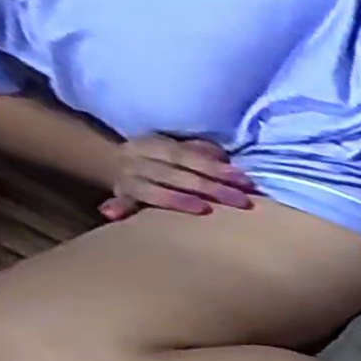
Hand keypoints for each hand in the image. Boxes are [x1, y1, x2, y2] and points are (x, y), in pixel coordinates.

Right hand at [100, 135, 254, 220]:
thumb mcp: (187, 151)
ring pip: (148, 189)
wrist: (127, 166)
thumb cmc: (175, 162)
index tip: (246, 182)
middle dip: (209, 188)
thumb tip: (224, 159)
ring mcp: (125, 179)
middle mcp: (134, 160)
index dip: (215, 168)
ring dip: (175, 199)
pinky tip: (114, 215)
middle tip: (242, 201)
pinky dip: (119, 208)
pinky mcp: (122, 197)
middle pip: (172, 173)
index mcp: (153, 145)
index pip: (184, 155)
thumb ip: (205, 154)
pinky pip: (121, 202)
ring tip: (203, 209)